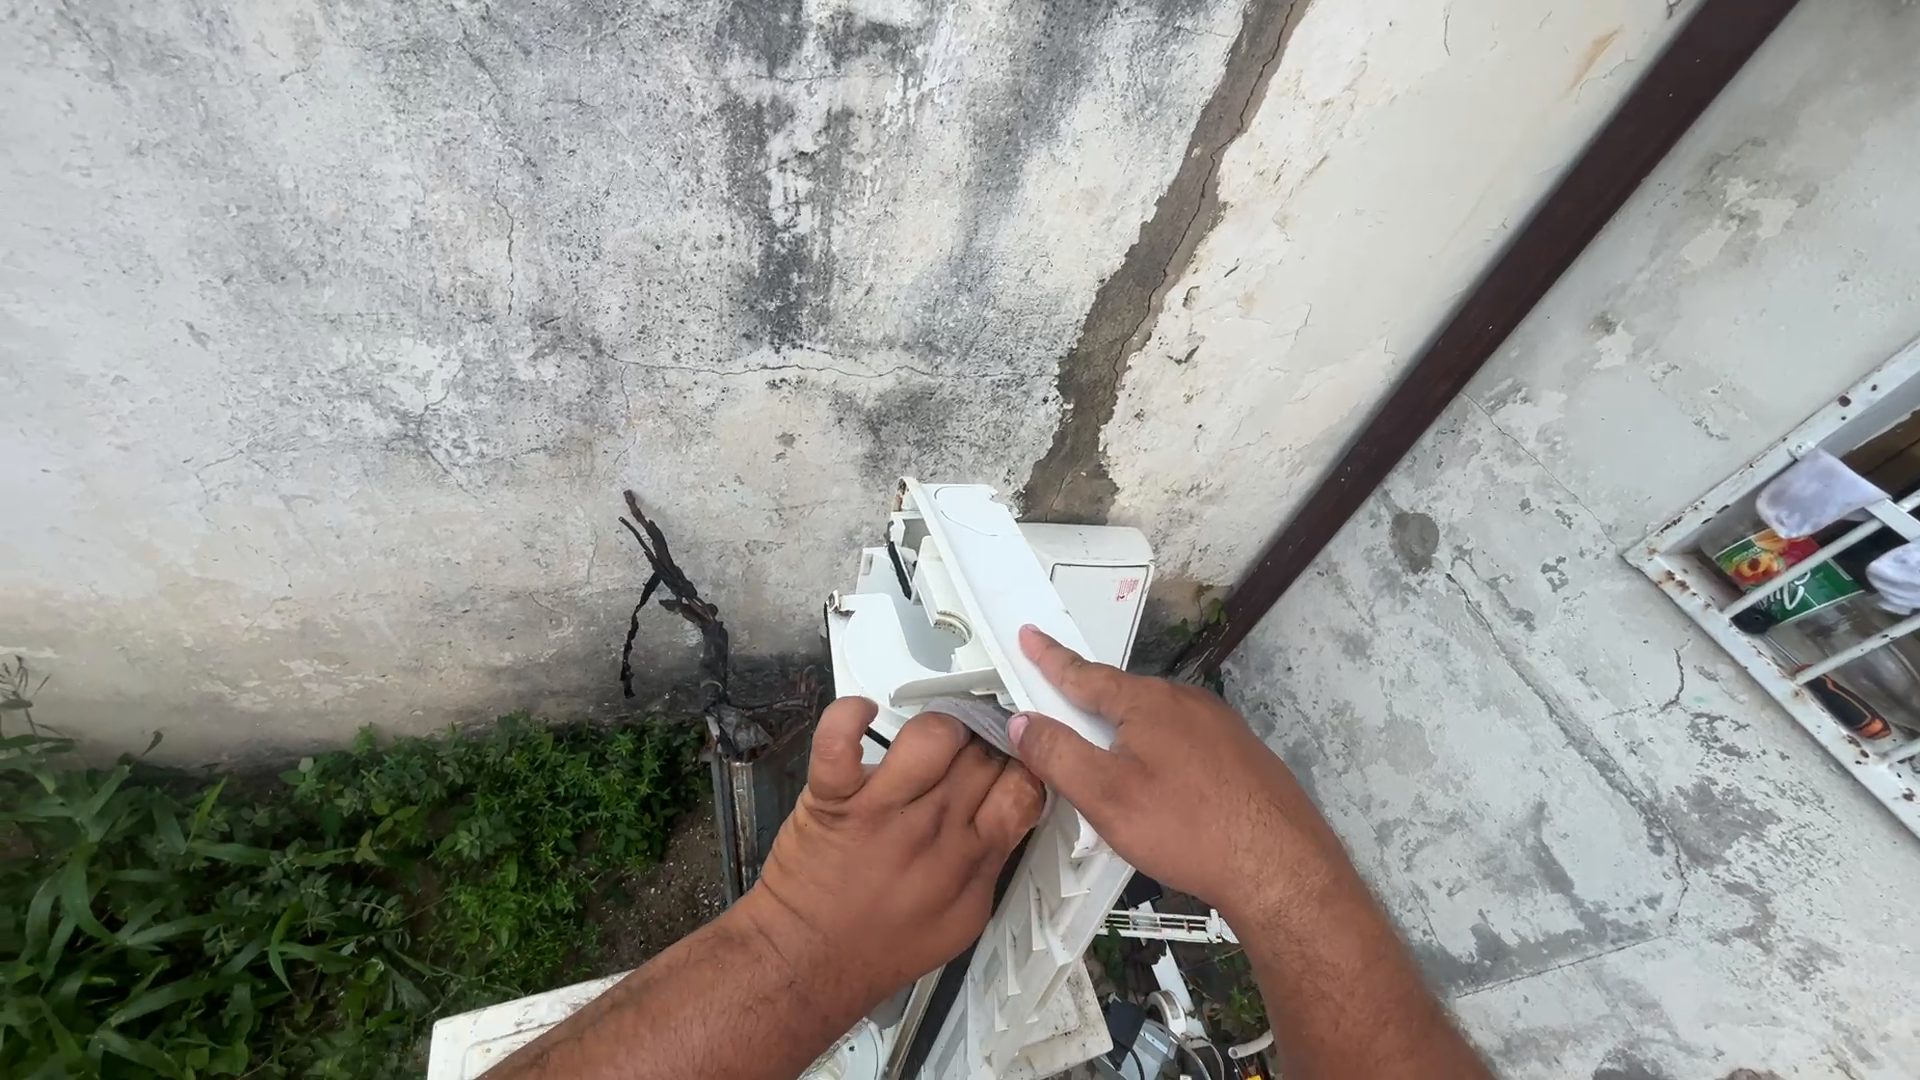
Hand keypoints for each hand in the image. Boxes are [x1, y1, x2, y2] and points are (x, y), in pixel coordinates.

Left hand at [734, 697, 1044, 1009]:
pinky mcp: (832, 796)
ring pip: (933, 735)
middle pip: (982, 754)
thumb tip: (1014, 806)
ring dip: (940, 726)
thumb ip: (993, 859)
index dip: (1021, 763)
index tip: (1011, 758)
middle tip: (970, 749)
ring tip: (930, 741)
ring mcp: (881, 809)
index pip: (1022, 788)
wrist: (809, 963)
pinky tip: (863, 712)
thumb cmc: (885, 942)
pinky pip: (839, 740)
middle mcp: (932, 828)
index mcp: (970, 857)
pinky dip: (849, 715)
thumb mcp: (965, 915)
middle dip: (985, 741)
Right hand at [1007, 625, 1349, 923]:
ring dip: (1127, 732)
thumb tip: (1023, 721)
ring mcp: (1219, 724)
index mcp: (1145, 702)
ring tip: (1115, 768)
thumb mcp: (1105, 796)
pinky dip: (1161, 750)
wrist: (1283, 869)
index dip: (1049, 656)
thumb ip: (1057, 754)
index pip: (1082, 673)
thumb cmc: (1186, 828)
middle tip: (1063, 720)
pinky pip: (1186, 738)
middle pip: (1120, 695)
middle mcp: (1184, 700)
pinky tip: (1167, 787)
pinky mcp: (1242, 751)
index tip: (1029, 634)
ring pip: (1155, 719)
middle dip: (1089, 705)